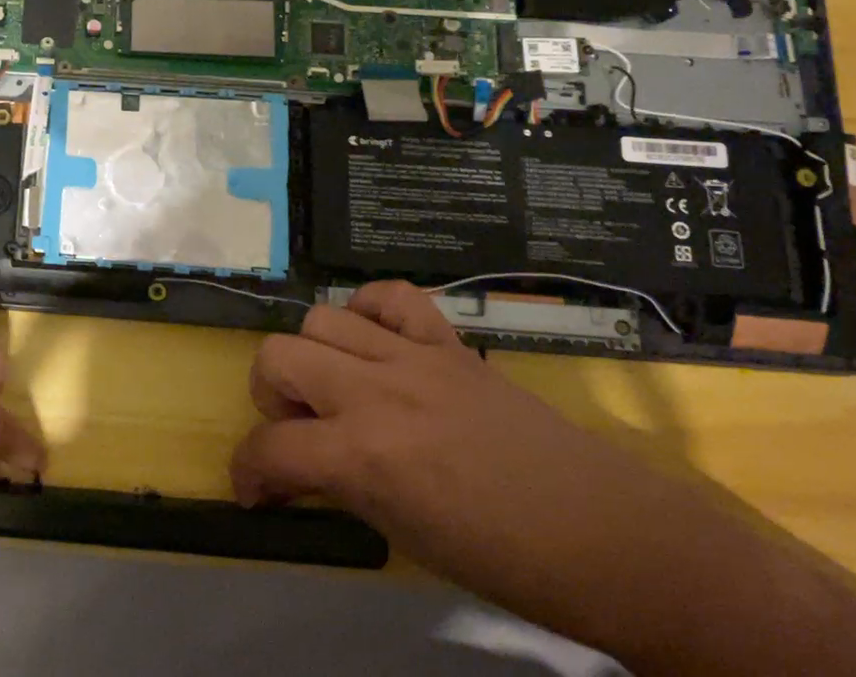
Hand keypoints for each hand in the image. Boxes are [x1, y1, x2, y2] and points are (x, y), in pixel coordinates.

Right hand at [231, 279, 630, 570]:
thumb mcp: (399, 533)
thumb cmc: (501, 559)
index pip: (269, 448)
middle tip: (300, 432)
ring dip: (311, 355)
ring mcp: (416, 360)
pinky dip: (369, 312)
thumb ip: (337, 485)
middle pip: (277, 357)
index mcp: (363, 455)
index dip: (248, 472)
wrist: (608, 538)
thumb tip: (292, 471)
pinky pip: (392, 296)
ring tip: (336, 388)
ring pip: (321, 318)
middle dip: (269, 397)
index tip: (256, 491)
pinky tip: (375, 346)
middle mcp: (377, 393)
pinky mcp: (451, 345)